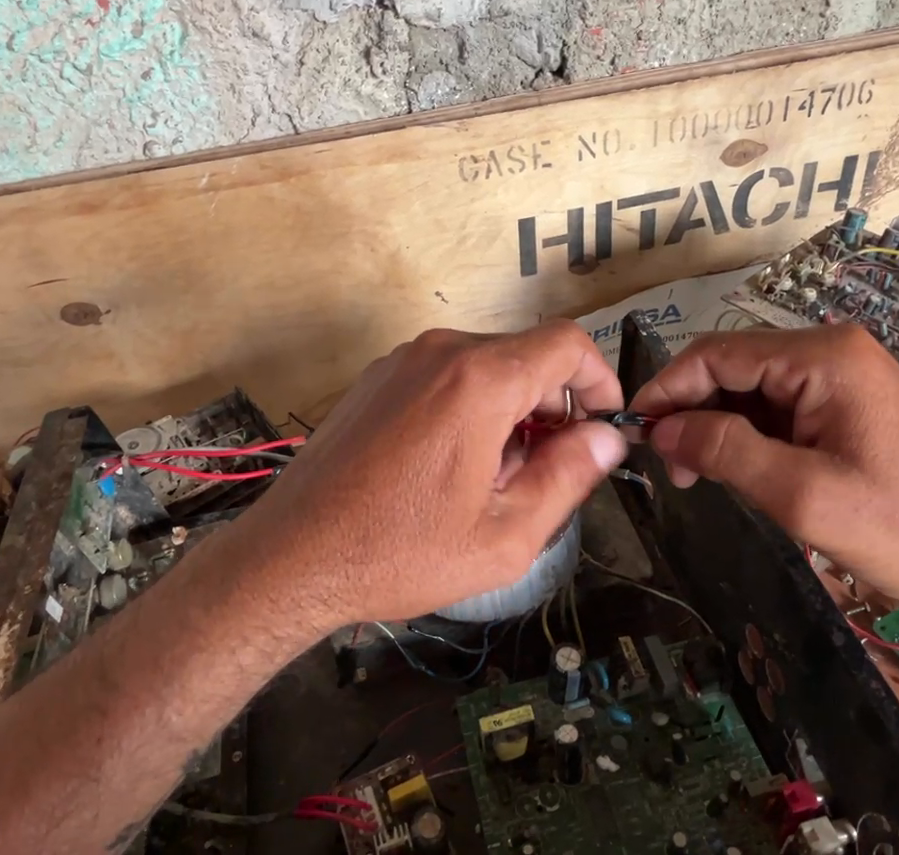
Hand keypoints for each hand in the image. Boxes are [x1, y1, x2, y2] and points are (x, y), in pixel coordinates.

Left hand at [225, 322, 628, 629]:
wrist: (292, 555)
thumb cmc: (400, 551)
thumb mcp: (505, 535)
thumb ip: (569, 476)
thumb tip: (606, 438)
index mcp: (480, 380)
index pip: (567, 344)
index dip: (599, 380)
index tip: (602, 426)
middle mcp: (441, 351)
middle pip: (527, 356)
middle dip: (552, 407)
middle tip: (545, 472)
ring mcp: (402, 360)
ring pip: (486, 366)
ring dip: (509, 411)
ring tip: (491, 480)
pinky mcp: (377, 377)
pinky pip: (445, 376)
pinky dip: (469, 407)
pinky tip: (448, 467)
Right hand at [628, 326, 898, 624]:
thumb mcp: (803, 495)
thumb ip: (725, 451)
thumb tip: (660, 430)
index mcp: (824, 357)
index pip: (717, 353)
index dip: (668, 388)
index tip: (632, 430)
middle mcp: (832, 353)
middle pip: (734, 367)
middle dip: (692, 412)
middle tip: (666, 467)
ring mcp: (845, 379)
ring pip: (754, 390)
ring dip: (718, 428)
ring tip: (696, 477)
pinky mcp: (850, 409)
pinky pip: (781, 410)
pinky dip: (750, 438)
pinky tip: (736, 472)